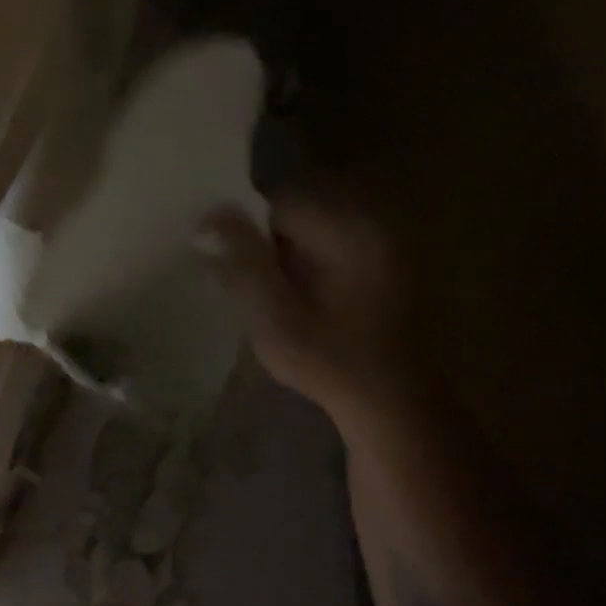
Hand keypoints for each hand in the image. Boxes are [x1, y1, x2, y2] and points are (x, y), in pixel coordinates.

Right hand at [197, 191, 414, 429]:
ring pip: (312, 226)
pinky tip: (300, 294)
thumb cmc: (329, 360)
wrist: (395, 405)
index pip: (278, 199)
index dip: (246, 225)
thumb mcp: (271, 314)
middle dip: (265, 235)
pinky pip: (332, 243)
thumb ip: (241, 259)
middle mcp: (370, 226)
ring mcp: (384, 244)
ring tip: (272, 289)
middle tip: (248, 278)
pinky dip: (307, 259)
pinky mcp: (387, 264)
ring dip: (285, 249)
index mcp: (344, 232)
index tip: (229, 258)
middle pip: (296, 208)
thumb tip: (209, 211)